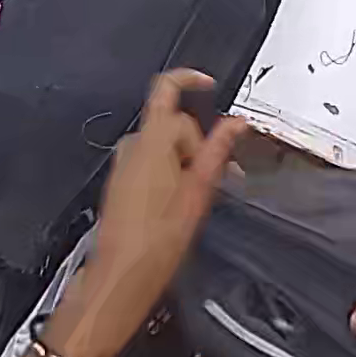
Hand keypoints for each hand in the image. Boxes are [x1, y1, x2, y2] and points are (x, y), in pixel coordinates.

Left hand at [44, 69, 246, 356]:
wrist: (119, 278)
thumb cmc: (156, 241)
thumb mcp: (199, 192)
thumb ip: (218, 150)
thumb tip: (236, 122)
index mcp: (153, 140)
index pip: (167, 88)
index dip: (189, 78)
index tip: (208, 84)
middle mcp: (133, 144)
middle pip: (175, 124)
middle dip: (199, 143)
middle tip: (219, 175)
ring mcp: (124, 161)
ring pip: (164, 144)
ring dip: (186, 160)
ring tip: (200, 195)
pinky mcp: (121, 178)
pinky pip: (151, 159)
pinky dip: (170, 170)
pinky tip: (179, 201)